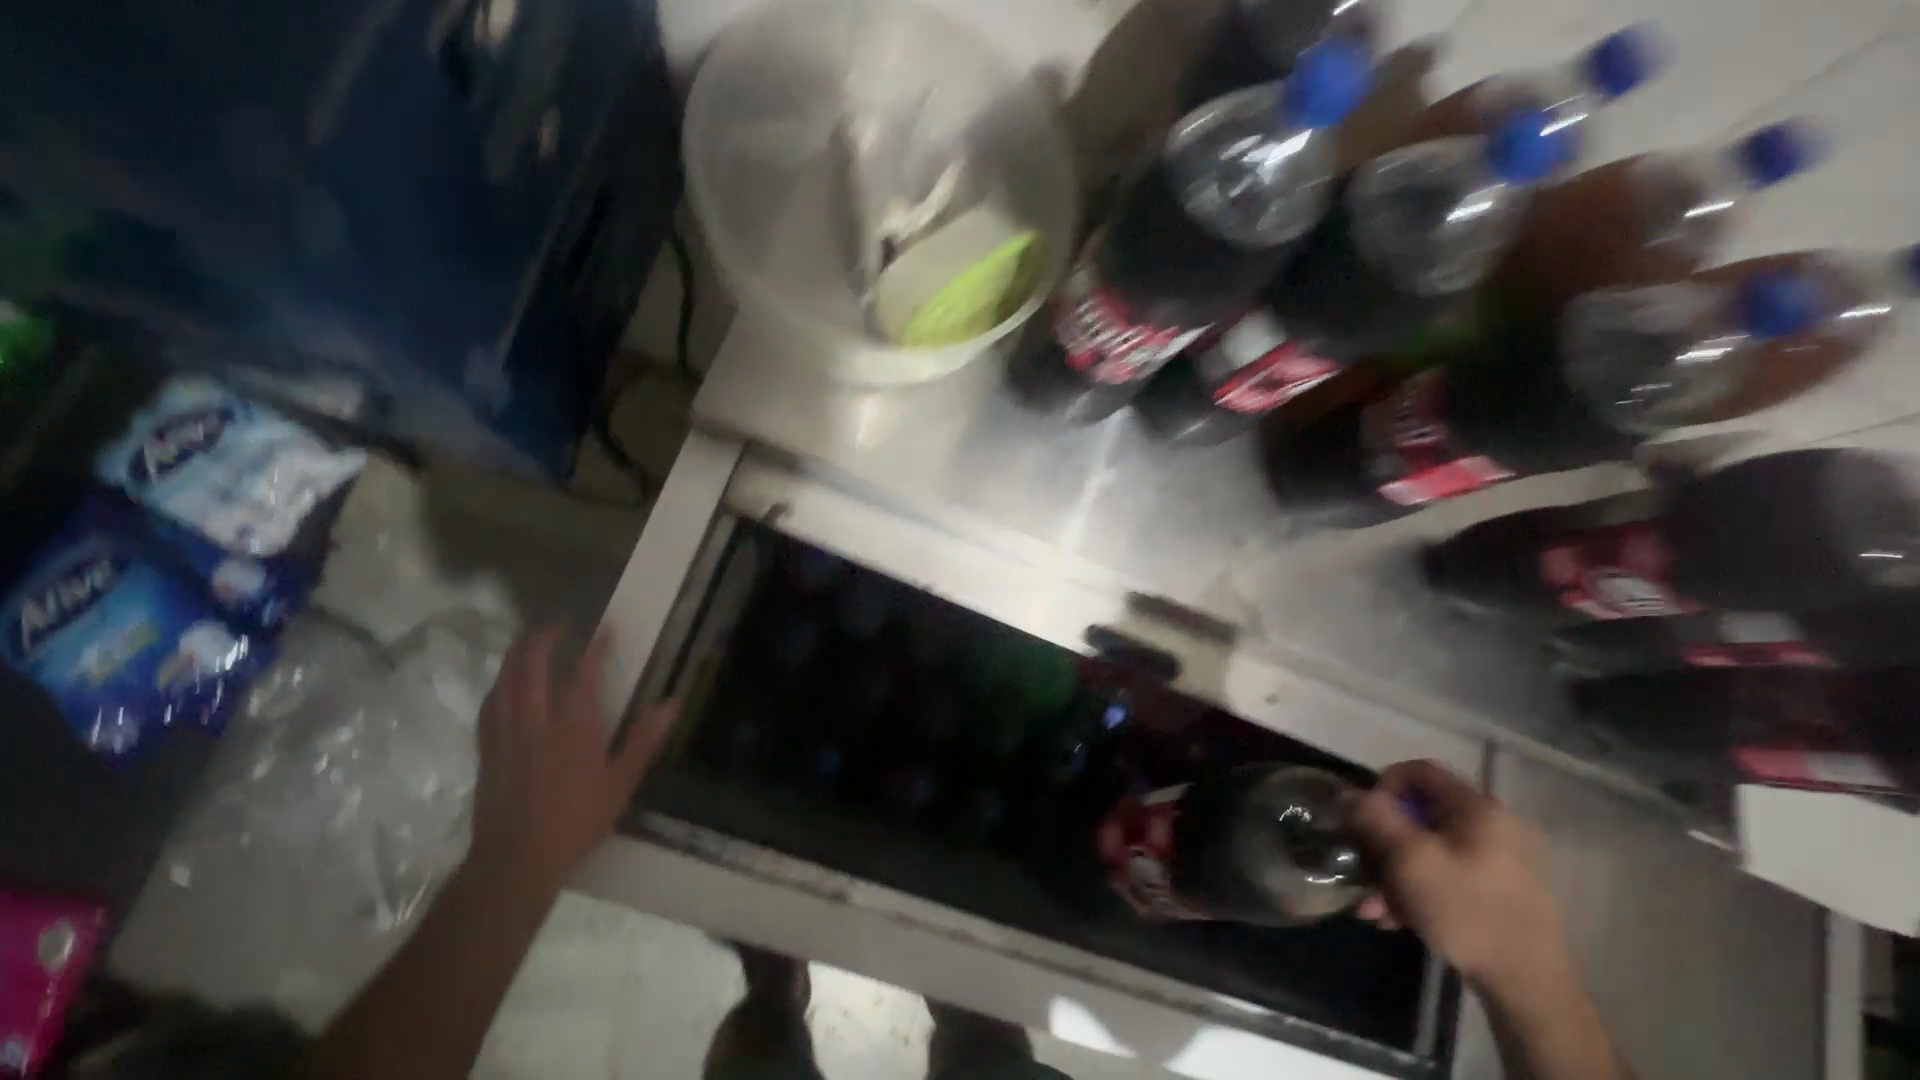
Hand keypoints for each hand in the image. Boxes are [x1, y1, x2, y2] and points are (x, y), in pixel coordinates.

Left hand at [468, 626, 680, 896]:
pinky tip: (502, 683)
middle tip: (558, 623)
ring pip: (506, 682)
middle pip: (534, 667)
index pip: (583, 675)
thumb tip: (672, 703)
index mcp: (574, 729)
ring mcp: (506, 735)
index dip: (595, 647)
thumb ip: (643, 740)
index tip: (605, 626)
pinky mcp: (487, 751)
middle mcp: (537, 723)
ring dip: (517, 654)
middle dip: (545, 638)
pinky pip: (488, 707)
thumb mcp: (621, 784)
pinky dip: (498, 685)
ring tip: (528, 640)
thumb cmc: (576, 822)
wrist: (517, 860)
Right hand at [1350, 760, 1571, 994]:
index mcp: (1477, 808)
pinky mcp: (1494, 891)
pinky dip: (1416, 891)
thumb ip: (1375, 818)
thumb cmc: (1467, 910)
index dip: (1383, 785)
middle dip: (1381, 843)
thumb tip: (1348, 793)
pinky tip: (1395, 920)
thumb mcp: (1410, 859)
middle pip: (1419, 815)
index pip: (1420, 771)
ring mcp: (1496, 860)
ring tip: (1372, 908)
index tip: (1361, 817)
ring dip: (1392, 875)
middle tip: (1360, 869)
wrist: (1528, 983)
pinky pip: (1444, 875)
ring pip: (1427, 850)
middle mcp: (1490, 826)